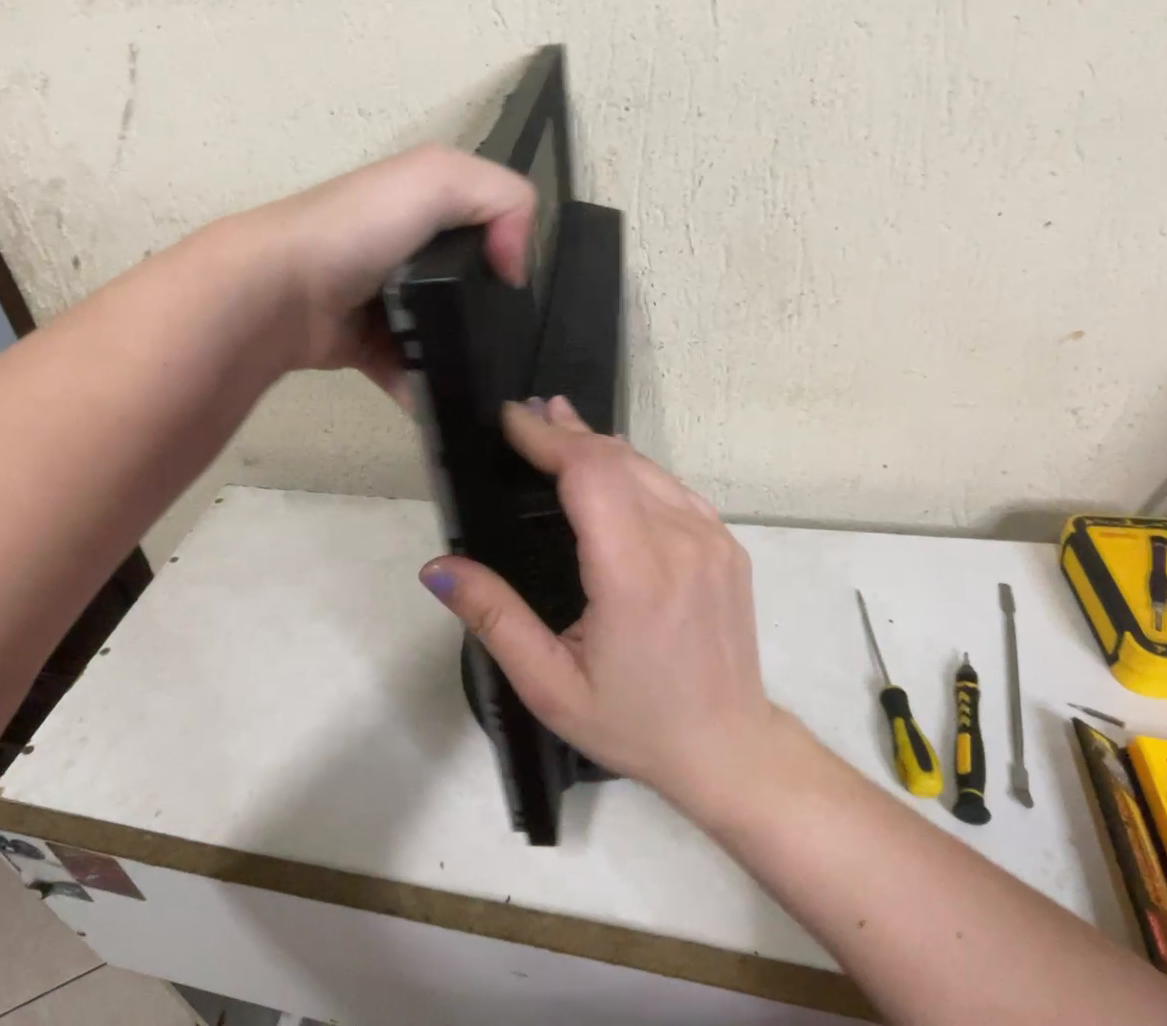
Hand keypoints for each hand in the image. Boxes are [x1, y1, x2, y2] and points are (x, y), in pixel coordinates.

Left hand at [241, 144, 535, 398]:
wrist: (278, 292)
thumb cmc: (357, 229)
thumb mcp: (438, 179)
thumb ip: (503, 200)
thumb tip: (514, 268)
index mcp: (419, 204)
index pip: (485, 223)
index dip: (508, 249)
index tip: (511, 287)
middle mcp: (402, 249)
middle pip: (464, 286)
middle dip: (485, 314)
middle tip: (502, 344)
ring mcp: (382, 301)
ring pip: (439, 333)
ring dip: (458, 357)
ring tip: (478, 381)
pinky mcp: (364, 345)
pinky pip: (408, 370)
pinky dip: (424, 387)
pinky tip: (441, 400)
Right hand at [418, 397, 786, 813]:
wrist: (728, 748)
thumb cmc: (633, 724)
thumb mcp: (550, 686)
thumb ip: (495, 618)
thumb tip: (439, 566)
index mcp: (636, 576)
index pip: (592, 476)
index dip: (549, 439)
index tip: (511, 419)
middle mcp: (682, 544)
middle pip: (619, 460)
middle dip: (568, 433)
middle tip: (524, 418)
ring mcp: (714, 541)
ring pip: (649, 468)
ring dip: (600, 446)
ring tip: (557, 428)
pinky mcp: (728, 547)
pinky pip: (673, 490)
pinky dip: (634, 470)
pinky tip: (610, 469)